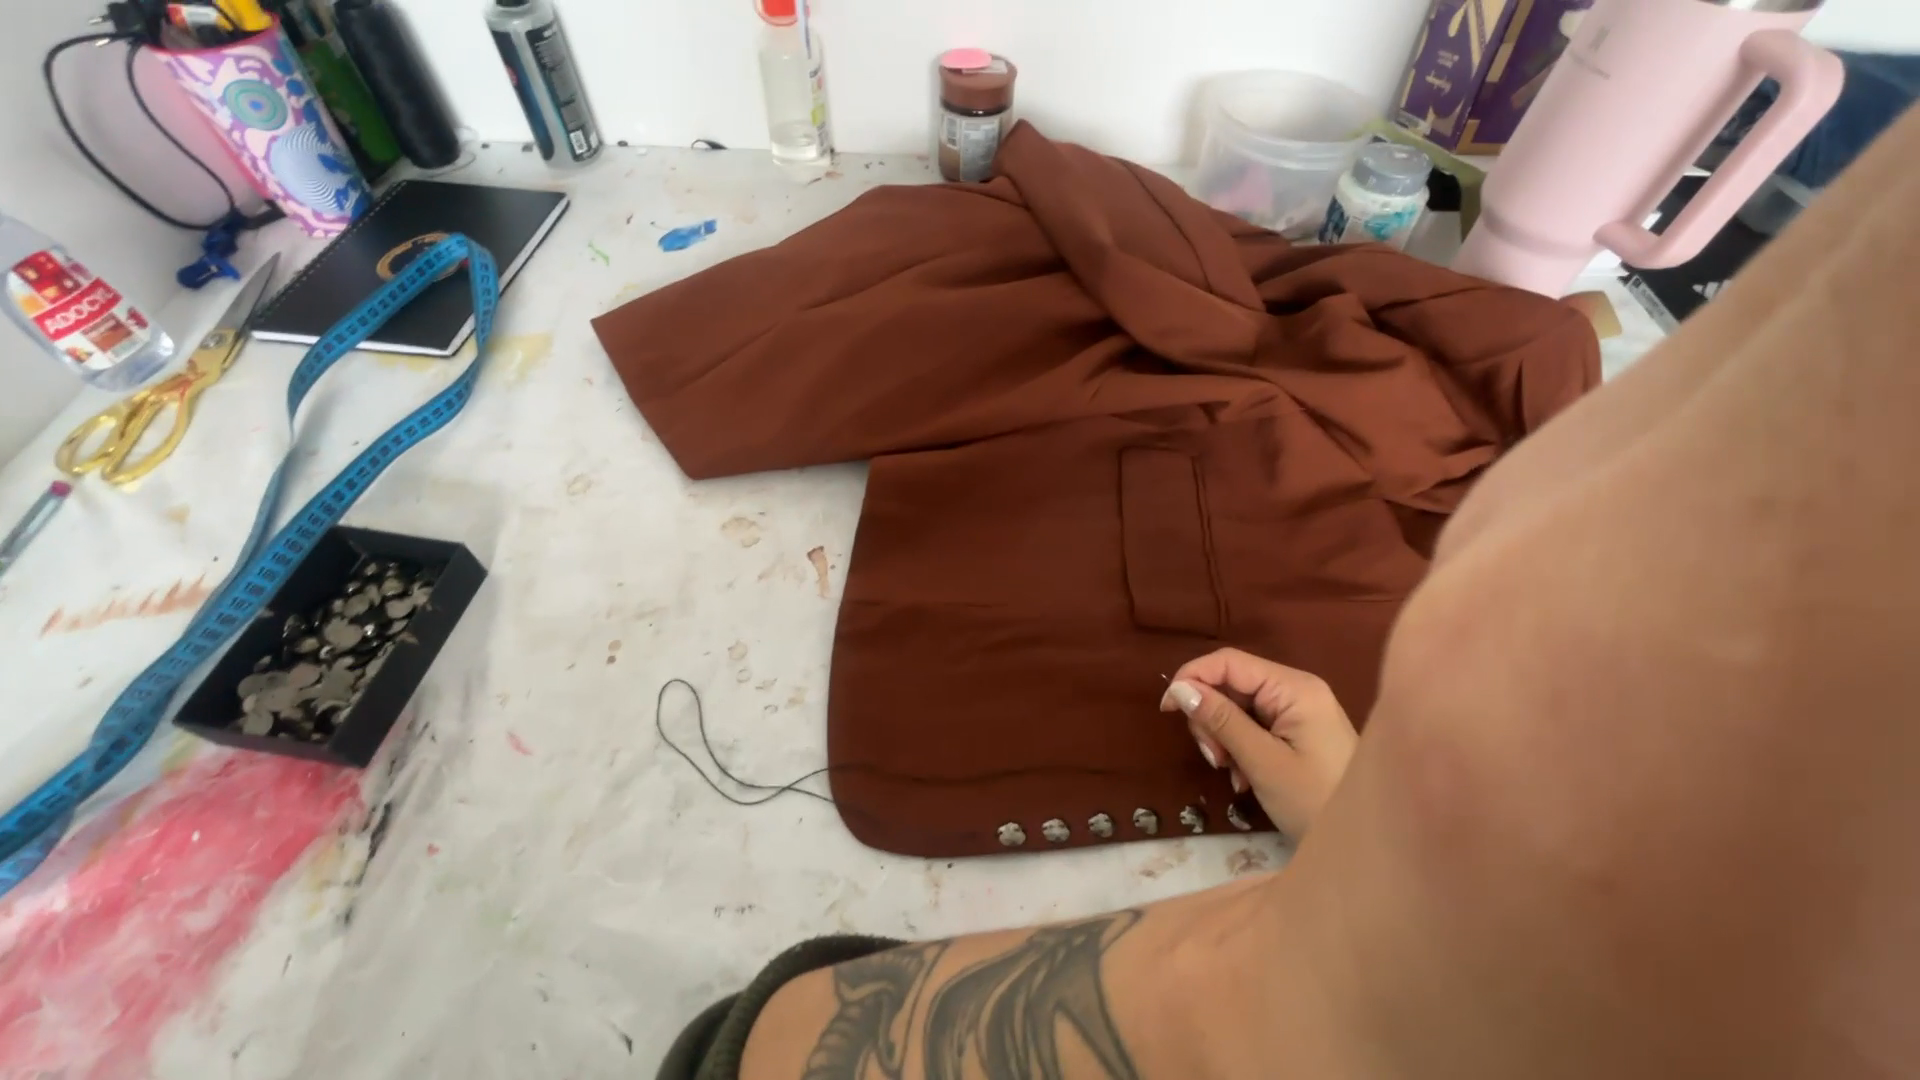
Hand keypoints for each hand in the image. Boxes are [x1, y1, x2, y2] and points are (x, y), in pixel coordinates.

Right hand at [1160, 649, 1357, 839]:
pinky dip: (1238, 746)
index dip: (1192, 678)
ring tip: (1230, 771)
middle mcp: (1296, 689)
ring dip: (1222, 736)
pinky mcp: (1297, 731)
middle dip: (1211, 717)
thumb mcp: (1262, 762)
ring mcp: (1298, 710)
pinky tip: (1243, 776)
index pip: (1228, 662)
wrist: (1371, 842)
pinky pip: (1253, 725)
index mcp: (1294, 688)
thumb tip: (1179, 689)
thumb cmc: (1316, 801)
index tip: (1167, 709)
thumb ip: (1221, 720)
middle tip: (1213, 758)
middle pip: (1231, 684)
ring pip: (1237, 706)